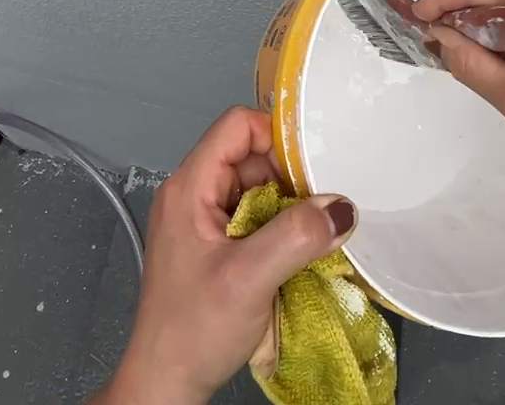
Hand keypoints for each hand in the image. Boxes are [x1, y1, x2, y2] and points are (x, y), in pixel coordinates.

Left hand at [97, 107, 356, 404]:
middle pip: (249, 154)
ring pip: (254, 185)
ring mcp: (201, 219)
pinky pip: (252, 213)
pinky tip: (294, 248)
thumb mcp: (249, 279)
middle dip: (287, 175)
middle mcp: (192, 194)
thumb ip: (296, 236)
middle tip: (317, 205)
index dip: (276, 136)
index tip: (311, 163)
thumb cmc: (192, 331)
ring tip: (308, 231)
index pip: (237, 126)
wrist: (164, 385)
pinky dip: (278, 224)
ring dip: (286, 203)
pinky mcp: (212, 243)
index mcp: (189, 187)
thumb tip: (340, 208)